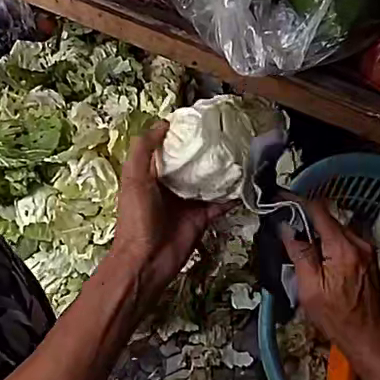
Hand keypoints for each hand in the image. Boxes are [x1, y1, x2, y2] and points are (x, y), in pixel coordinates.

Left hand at [108, 121, 233, 299]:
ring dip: (221, 170)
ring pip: (208, 181)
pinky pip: (220, 203)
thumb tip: (163, 124)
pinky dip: (232, 194)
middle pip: (191, 164)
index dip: (180, 134)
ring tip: (240, 151)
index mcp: (150, 175)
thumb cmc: (137, 218)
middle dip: (205, 150)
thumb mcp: (134, 178)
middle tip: (226, 132)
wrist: (147, 260)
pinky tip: (245, 180)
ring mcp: (187, 202)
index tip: (199, 119)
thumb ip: (143, 150)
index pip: (167, 149)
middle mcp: (170, 186)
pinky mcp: (202, 217)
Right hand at [281, 199, 379, 378]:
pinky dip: (327, 241)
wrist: (369, 337)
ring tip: (297, 242)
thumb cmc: (338, 318)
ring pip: (335, 229)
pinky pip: (343, 240)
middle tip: (283, 223)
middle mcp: (359, 243)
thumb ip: (299, 253)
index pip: (318, 211)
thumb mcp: (310, 288)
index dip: (296, 202)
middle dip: (304, 218)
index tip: (279, 199)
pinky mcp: (367, 257)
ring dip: (315, 231)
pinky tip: (316, 255)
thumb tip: (287, 228)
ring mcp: (366, 250)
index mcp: (343, 248)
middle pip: (327, 218)